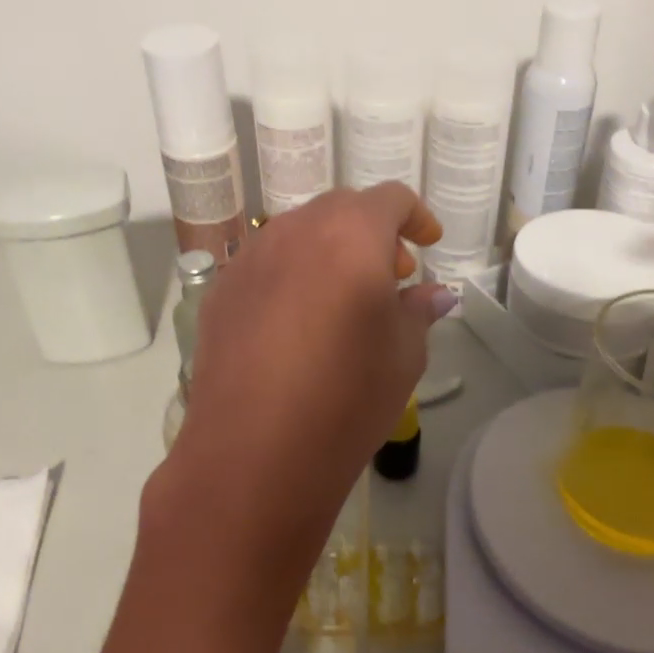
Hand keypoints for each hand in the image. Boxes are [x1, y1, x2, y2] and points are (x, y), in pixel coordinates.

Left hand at [148, 183, 454, 587]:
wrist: (253, 453)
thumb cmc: (346, 399)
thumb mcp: (403, 355)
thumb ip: (418, 311)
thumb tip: (433, 294)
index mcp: (351, 235)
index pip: (390, 199)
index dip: (416, 216)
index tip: (429, 243)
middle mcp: (296, 231)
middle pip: (341, 210)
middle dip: (372, 233)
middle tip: (391, 276)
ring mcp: (251, 258)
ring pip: (299, 234)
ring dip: (329, 252)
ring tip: (343, 300)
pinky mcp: (220, 291)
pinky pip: (266, 265)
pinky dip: (291, 275)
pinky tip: (296, 323)